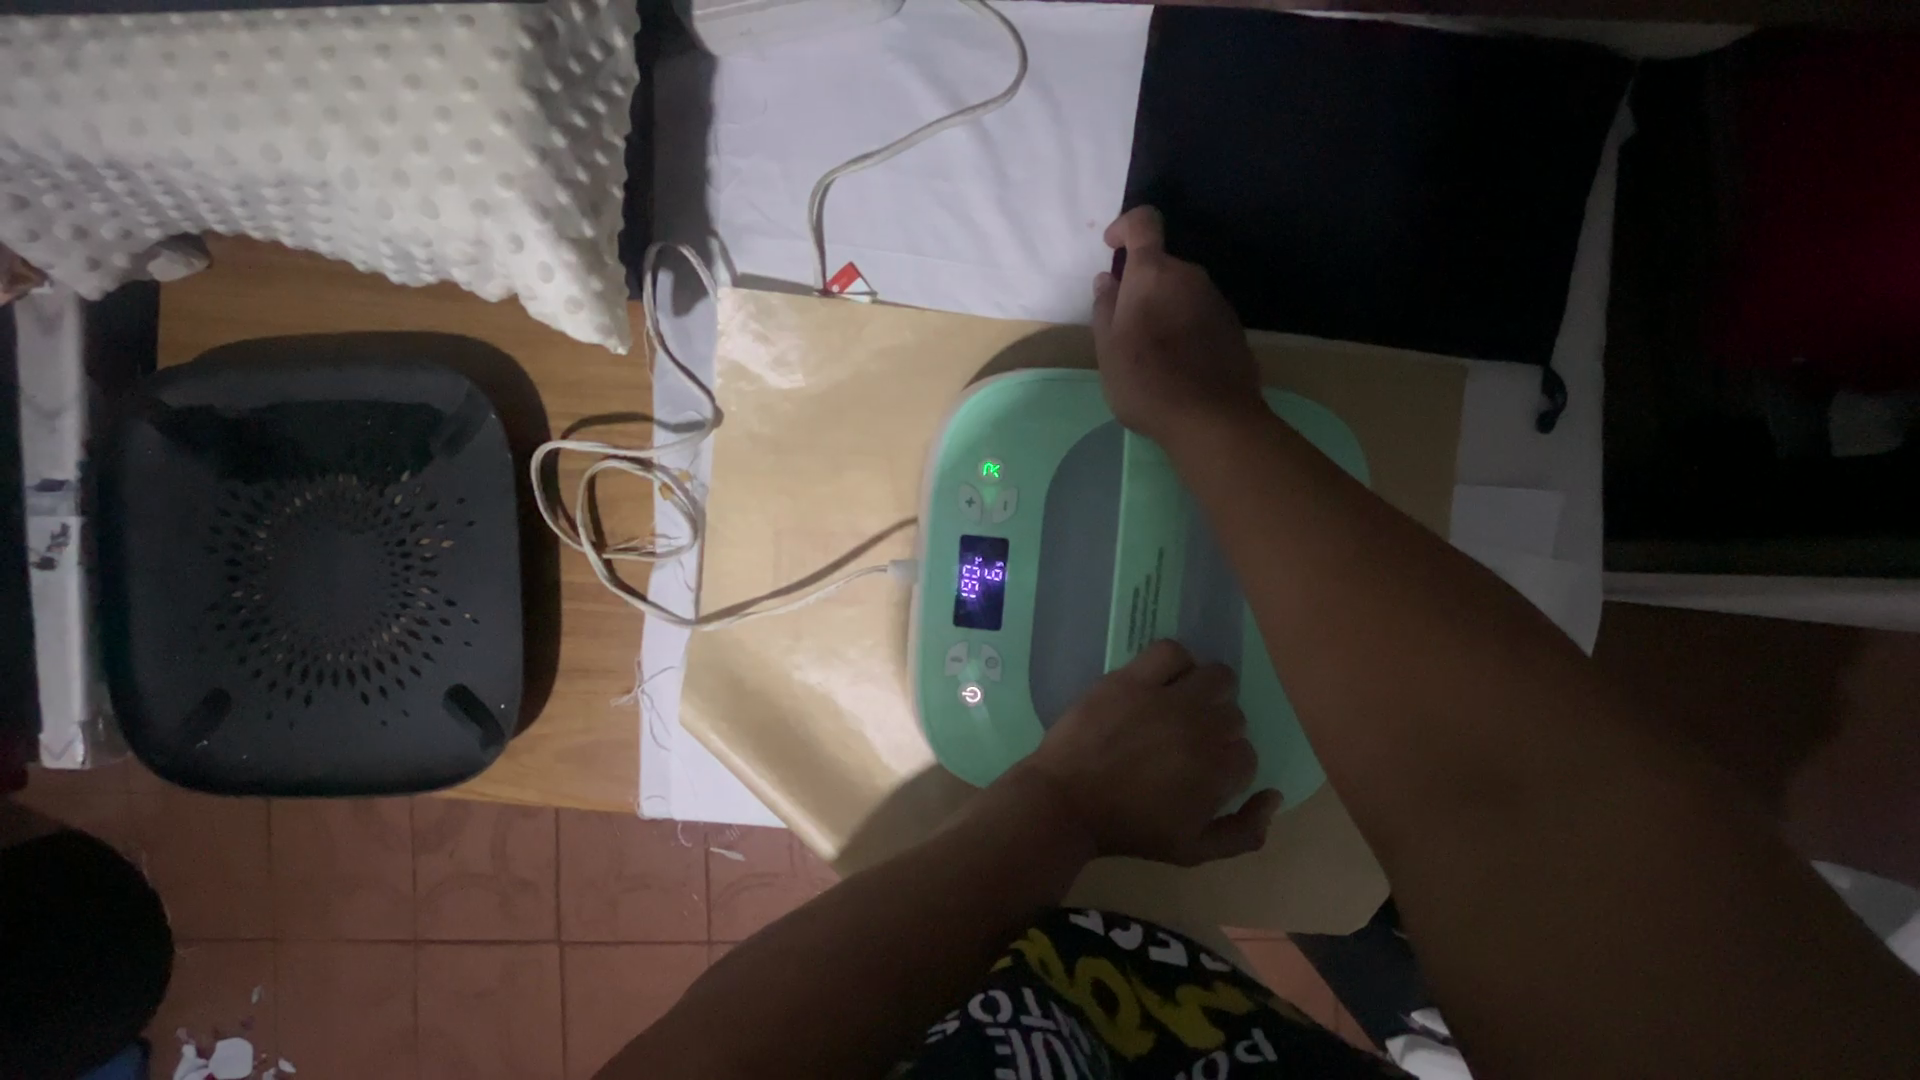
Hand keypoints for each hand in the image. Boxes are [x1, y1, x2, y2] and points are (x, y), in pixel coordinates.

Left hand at [1007, 640, 1282, 866]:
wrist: (1066, 801)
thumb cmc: (1129, 830)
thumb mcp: (1194, 851)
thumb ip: (1245, 832)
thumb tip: (1274, 796)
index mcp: (1218, 770)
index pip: (1247, 754)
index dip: (1228, 763)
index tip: (1203, 770)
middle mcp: (1200, 728)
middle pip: (1234, 715)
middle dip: (1219, 729)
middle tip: (1188, 741)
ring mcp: (1166, 699)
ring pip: (1216, 676)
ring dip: (1209, 690)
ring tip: (1185, 704)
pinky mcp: (1131, 679)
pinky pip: (1171, 651)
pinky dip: (1176, 661)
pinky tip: (1164, 679)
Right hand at [1092, 206, 1262, 445]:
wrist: (1212, 419)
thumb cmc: (1146, 382)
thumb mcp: (1108, 349)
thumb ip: (1105, 308)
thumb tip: (1108, 280)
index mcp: (1153, 274)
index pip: (1143, 224)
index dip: (1124, 227)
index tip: (1111, 248)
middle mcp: (1190, 277)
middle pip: (1161, 265)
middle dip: (1140, 285)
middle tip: (1123, 326)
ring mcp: (1216, 301)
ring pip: (1181, 292)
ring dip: (1163, 309)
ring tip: (1150, 353)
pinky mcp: (1233, 328)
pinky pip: (1199, 315)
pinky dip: (1183, 327)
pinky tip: (1177, 365)